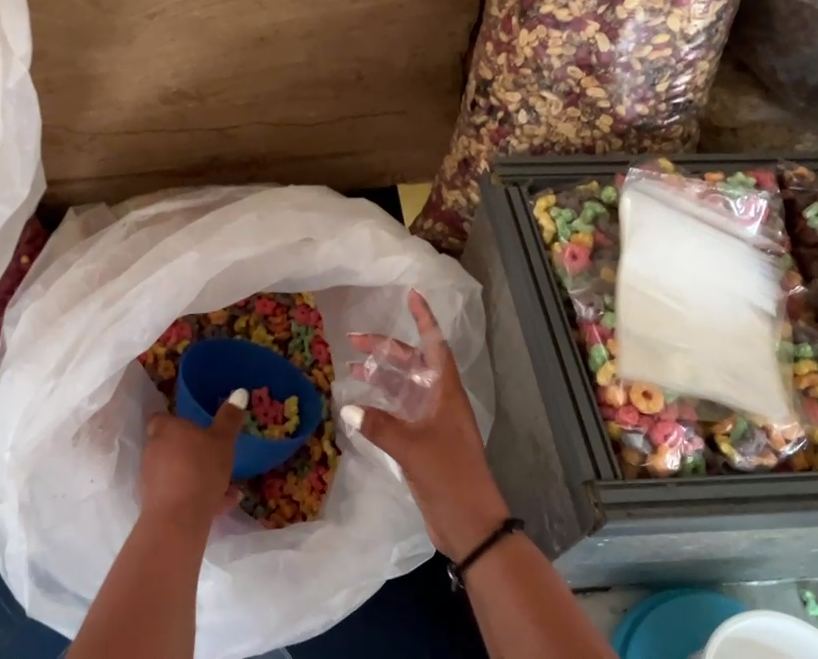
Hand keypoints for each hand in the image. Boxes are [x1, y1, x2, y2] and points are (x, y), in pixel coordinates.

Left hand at [139, 395, 244, 529]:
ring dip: (196, 478)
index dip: (176, 423)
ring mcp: (150, 478)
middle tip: (215, 461)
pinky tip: (217, 507)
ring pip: (177, 472)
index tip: (195, 430)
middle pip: (169, 446)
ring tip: (226, 490)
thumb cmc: (201, 468)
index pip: (162, 418)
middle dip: (191, 454)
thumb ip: (230, 418)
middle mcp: (152, 450)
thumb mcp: (223, 441)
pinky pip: (177, 494)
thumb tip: (240, 392)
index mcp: (166, 429)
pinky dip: (194, 498)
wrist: (178, 518)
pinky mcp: (153, 503)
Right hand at [344, 290, 509, 561]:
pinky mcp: (423, 445)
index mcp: (446, 393)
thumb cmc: (449, 476)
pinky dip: (380, 406)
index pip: (434, 345)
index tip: (412, 295)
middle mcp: (440, 402)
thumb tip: (347, 406)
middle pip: (413, 365)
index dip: (424, 319)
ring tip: (351, 370)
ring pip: (403, 389)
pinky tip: (358, 408)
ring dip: (381, 378)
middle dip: (386, 350)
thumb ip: (379, 425)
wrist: (471, 523)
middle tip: (354, 340)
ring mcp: (432, 424)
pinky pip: (398, 414)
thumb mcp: (412, 447)